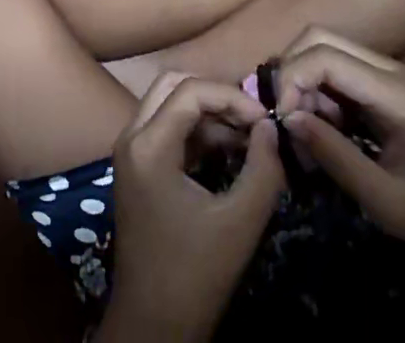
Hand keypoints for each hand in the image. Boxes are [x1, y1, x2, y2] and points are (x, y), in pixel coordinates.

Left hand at [99, 73, 285, 342]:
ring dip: (210, 112)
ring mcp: (132, 152)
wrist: (153, 323)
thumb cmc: (195, 273)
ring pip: (170, 104)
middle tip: (253, 119)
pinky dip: (199, 130)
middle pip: (174, 85)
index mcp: (148, 146)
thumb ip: (264, 167)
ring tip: (250, 135)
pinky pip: (168, 127)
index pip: (191, 91)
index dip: (232, 97)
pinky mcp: (139, 167)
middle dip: (217, 95)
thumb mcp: (240, 221)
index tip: (266, 120)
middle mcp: (132, 138)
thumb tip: (272, 125)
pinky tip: (231, 149)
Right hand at [274, 29, 404, 288]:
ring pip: (325, 53)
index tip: (282, 121)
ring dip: (302, 86)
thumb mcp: (388, 202)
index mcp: (393, 91)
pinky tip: (319, 135)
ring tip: (300, 135)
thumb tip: (289, 119)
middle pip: (319, 39)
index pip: (324, 55)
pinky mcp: (383, 90)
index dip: (291, 79)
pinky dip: (316, 96)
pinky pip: (337, 74)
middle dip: (290, 72)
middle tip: (282, 118)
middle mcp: (388, 70)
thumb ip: (336, 158)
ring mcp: (387, 77)